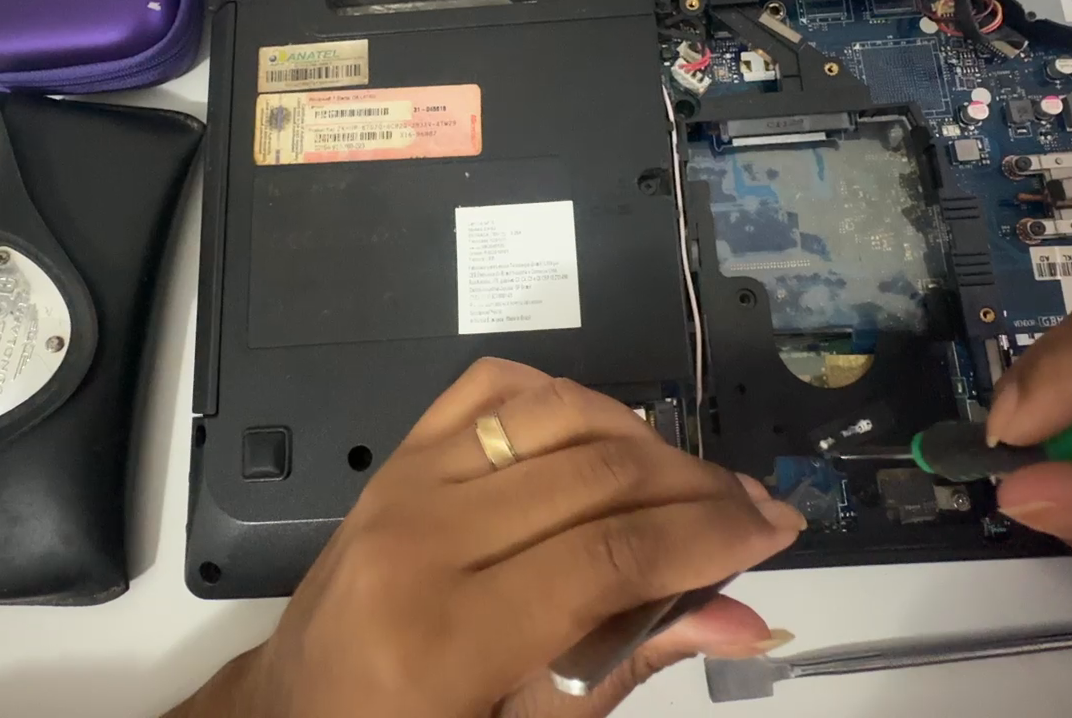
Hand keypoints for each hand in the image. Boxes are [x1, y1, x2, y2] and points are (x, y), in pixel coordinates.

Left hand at [173, 358, 803, 717]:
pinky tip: (599, 430)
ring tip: (687, 476)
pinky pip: (493, 386)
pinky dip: (560, 394)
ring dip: (638, 434)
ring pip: (552, 412)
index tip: (774, 525)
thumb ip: (626, 662)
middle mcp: (423, 535)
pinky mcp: (402, 449)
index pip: (605, 556)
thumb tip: (739, 612)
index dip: (705, 536)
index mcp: (445, 636)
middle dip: (691, 485)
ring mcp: (407, 477)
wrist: (298, 711)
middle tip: (751, 503)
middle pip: (590, 475)